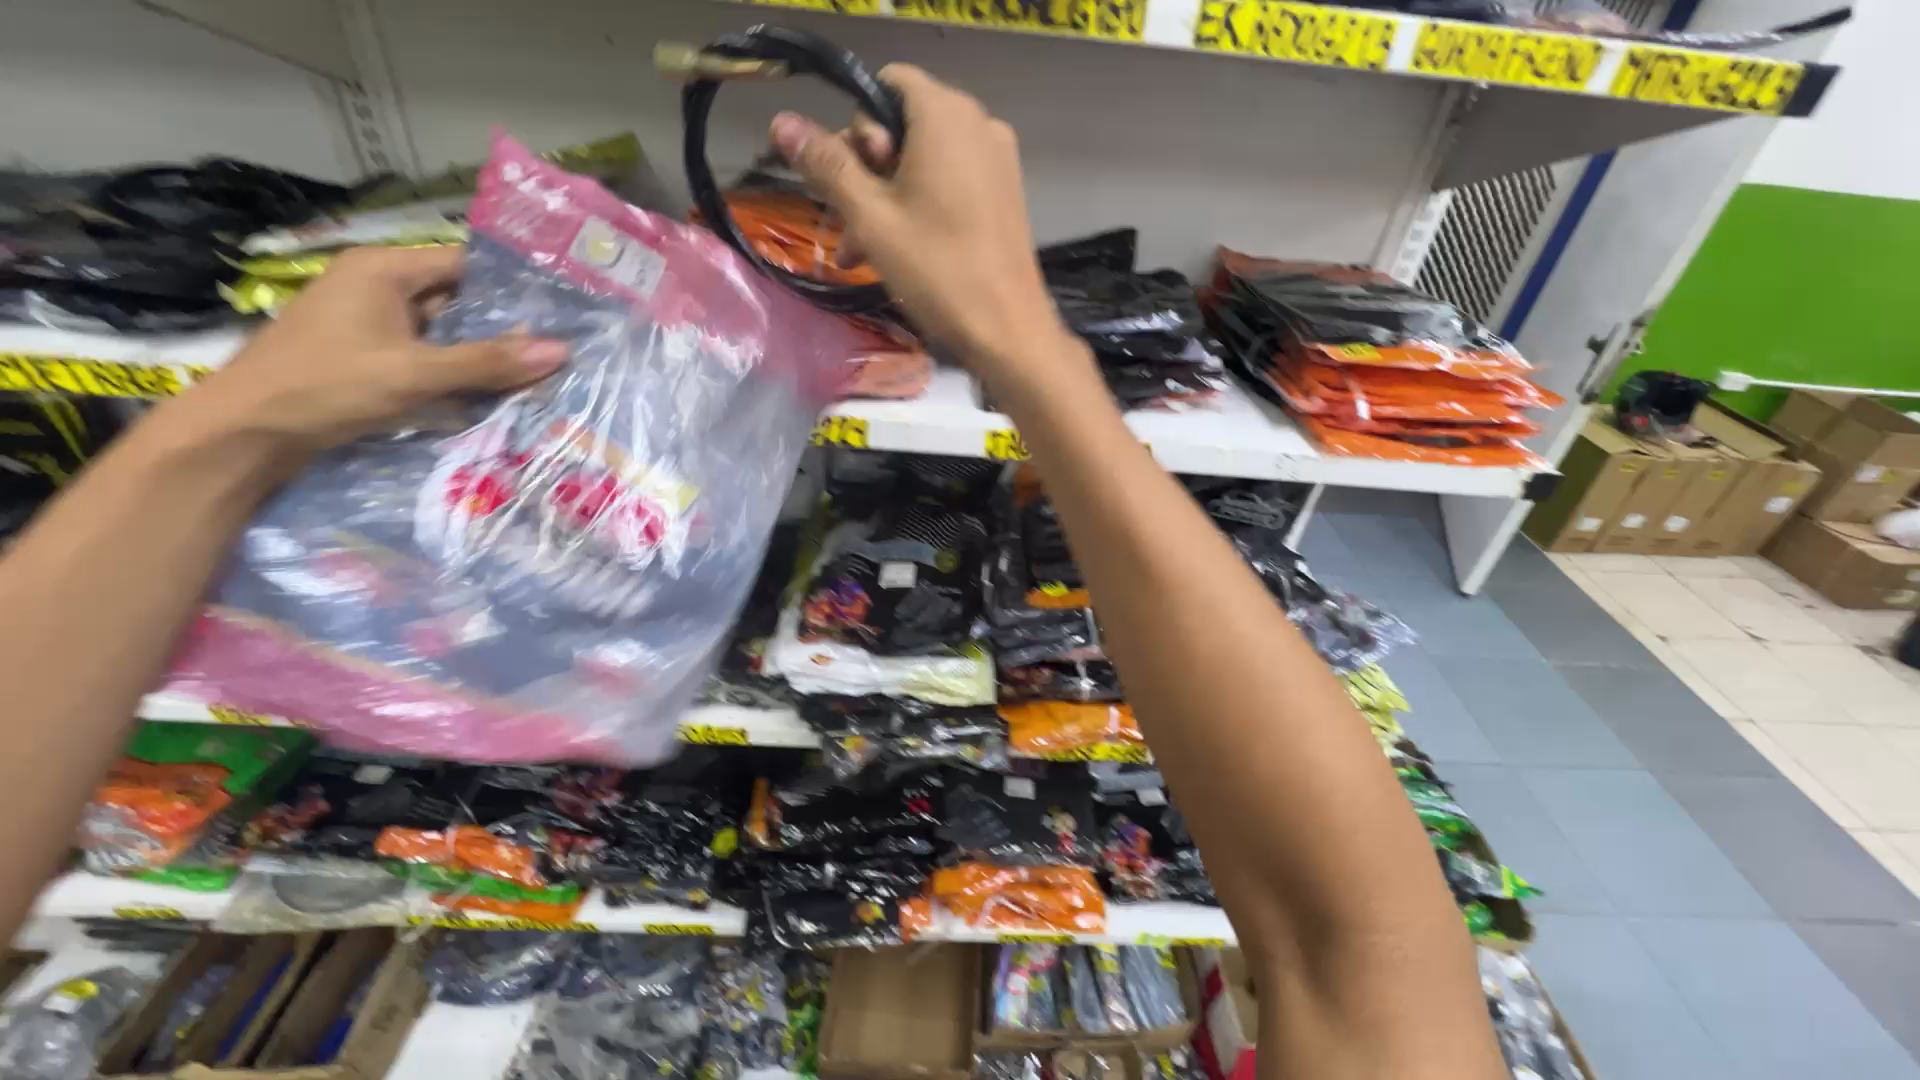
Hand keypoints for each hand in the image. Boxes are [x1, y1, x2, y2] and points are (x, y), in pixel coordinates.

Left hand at [190, 246, 566, 454]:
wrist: (244, 434)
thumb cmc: (325, 386)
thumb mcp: (414, 373)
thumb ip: (488, 362)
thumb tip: (562, 351)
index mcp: (383, 270)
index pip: (465, 264)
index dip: (513, 286)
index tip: (562, 311)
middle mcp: (378, 288)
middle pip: (459, 300)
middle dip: (505, 328)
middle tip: (560, 350)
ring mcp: (372, 325)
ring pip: (446, 334)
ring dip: (484, 356)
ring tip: (541, 375)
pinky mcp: (370, 358)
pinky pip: (429, 358)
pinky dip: (459, 375)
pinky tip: (496, 395)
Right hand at [770, 65, 1080, 395]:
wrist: (1007, 329)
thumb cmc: (937, 270)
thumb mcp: (871, 217)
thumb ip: (827, 165)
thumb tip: (781, 122)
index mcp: (946, 114)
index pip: (886, 83)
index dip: (858, 127)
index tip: (855, 180)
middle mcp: (978, 124)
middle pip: (902, 125)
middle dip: (866, 173)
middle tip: (848, 227)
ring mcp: (996, 160)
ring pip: (923, 162)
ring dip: (884, 200)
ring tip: (860, 253)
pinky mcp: (1004, 194)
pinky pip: (950, 183)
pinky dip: (919, 207)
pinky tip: (897, 253)